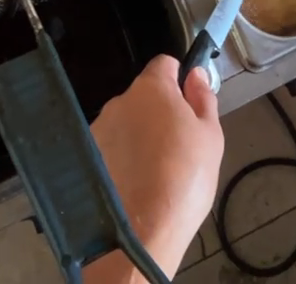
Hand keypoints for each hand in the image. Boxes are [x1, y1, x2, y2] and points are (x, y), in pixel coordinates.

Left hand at [84, 55, 223, 281]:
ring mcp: (99, 128)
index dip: (178, 78)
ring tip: (154, 169)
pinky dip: (120, 157)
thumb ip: (202, 98)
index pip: (163, 64)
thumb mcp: (210, 136)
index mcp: (151, 88)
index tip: (188, 103)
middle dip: (158, 111)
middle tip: (177, 143)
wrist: (143, 232)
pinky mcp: (86, 156)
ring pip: (125, 122)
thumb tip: (195, 74)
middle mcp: (119, 101)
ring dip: (137, 135)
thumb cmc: (185, 178)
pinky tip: (134, 182)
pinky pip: (109, 146)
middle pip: (144, 95)